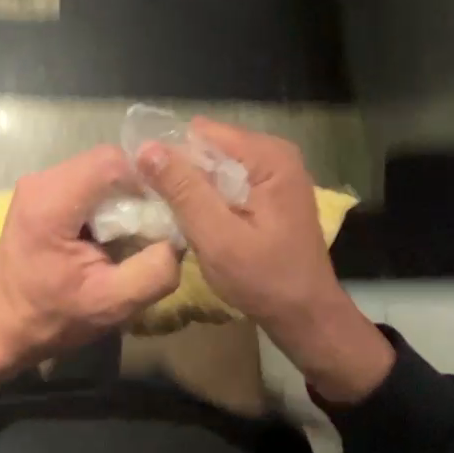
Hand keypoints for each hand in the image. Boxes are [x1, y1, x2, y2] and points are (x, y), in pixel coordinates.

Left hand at [0, 146, 181, 380]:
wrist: (2, 326)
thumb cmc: (52, 317)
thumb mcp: (111, 305)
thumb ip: (153, 272)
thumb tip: (179, 240)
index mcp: (51, 200)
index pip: (111, 161)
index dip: (146, 180)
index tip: (166, 210)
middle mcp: (41, 179)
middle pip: (105, 161)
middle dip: (137, 187)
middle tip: (156, 222)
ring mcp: (38, 182)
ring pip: (97, 169)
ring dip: (122, 194)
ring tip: (138, 228)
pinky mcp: (42, 191)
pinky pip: (85, 180)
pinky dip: (106, 198)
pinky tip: (115, 229)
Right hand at [137, 118, 394, 404]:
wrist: (307, 319)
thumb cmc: (265, 281)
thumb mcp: (217, 238)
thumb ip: (183, 190)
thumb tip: (146, 147)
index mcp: (268, 156)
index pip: (201, 133)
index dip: (171, 156)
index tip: (151, 188)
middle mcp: (274, 152)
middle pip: (208, 146)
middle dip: (182, 172)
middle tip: (164, 208)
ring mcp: (274, 170)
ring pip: (213, 163)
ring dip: (193, 186)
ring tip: (179, 216)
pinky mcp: (269, 188)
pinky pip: (226, 177)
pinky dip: (209, 195)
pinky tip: (200, 221)